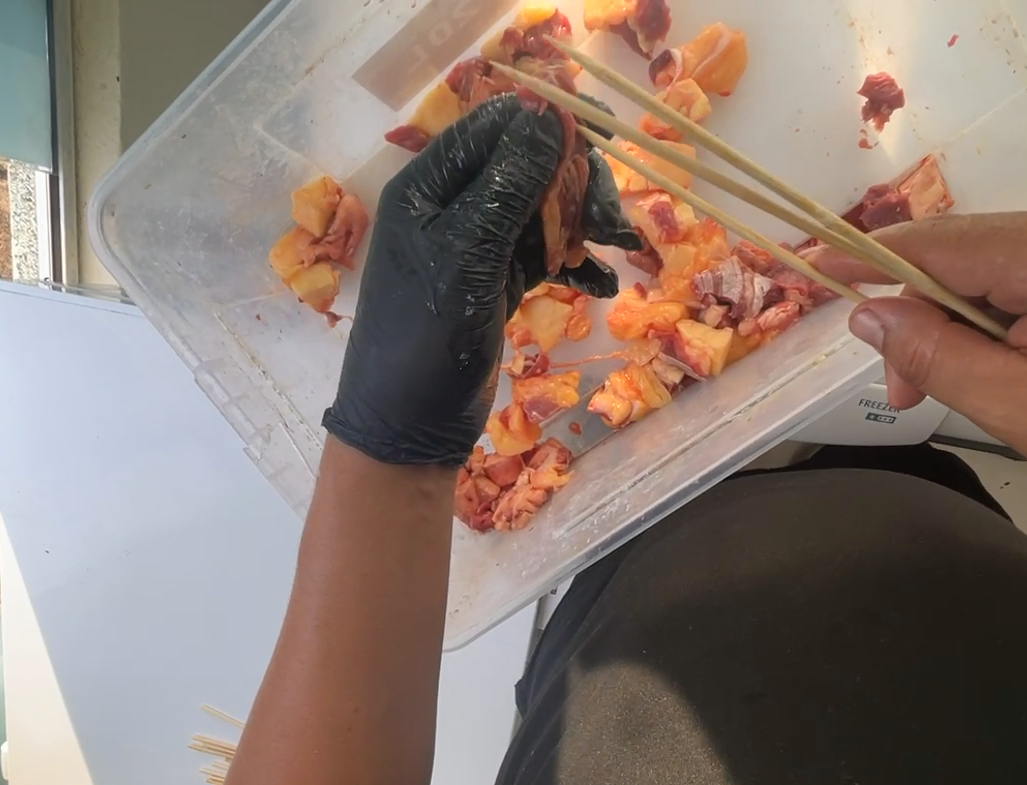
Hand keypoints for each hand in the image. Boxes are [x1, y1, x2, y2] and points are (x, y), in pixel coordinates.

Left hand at [324, 96, 640, 467]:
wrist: (409, 425)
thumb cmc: (427, 338)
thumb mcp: (468, 255)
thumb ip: (509, 186)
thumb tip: (551, 117)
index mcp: (428, 186)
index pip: (495, 128)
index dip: (548, 130)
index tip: (598, 148)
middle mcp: (451, 208)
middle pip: (524, 168)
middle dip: (571, 183)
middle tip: (610, 218)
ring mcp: (475, 250)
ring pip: (537, 213)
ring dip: (579, 224)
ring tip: (617, 246)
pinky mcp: (494, 286)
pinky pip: (540, 258)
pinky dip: (571, 265)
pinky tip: (601, 283)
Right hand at [809, 193, 1026, 513]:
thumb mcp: (1011, 402)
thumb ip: (930, 353)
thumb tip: (866, 315)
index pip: (938, 242)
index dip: (868, 257)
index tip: (812, 263)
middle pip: (965, 256)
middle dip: (922, 320)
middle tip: (903, 393)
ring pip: (996, 266)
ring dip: (960, 324)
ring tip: (954, 387)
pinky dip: (1000, 316)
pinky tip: (1003, 360)